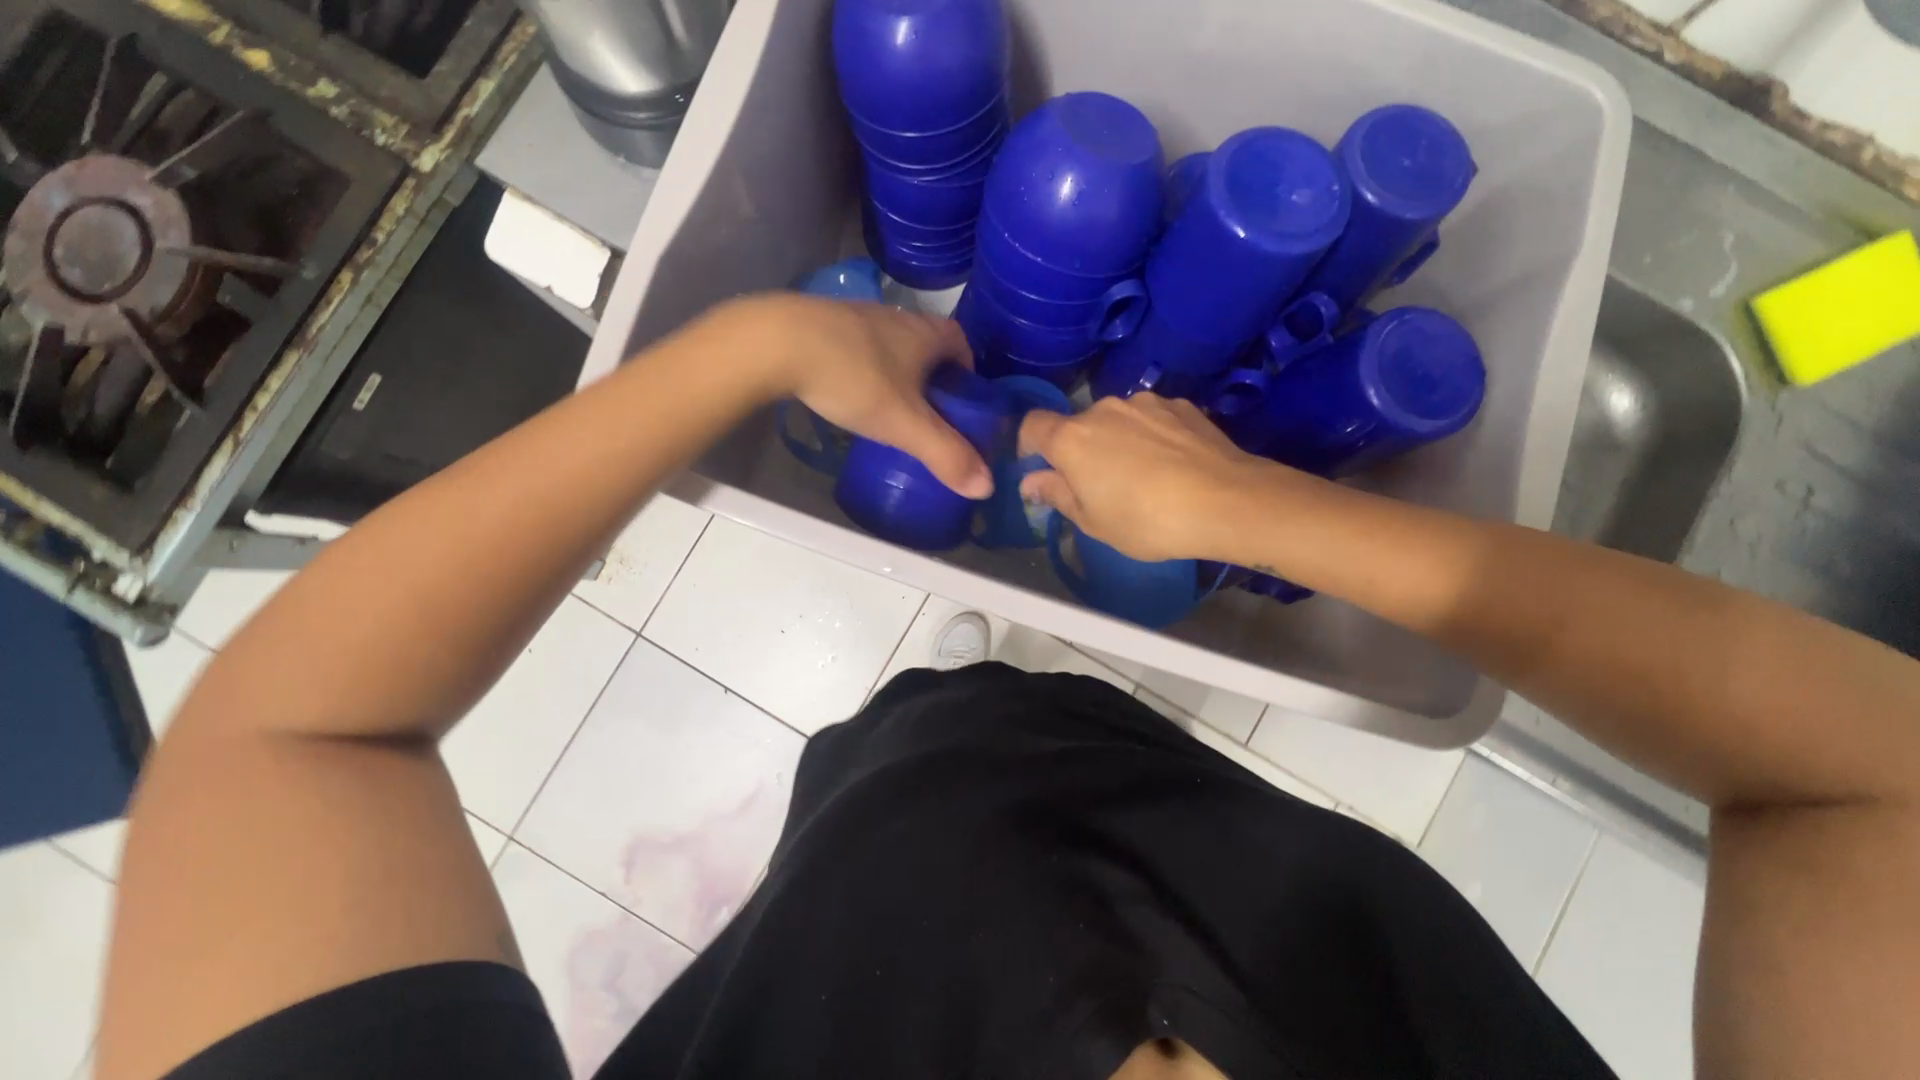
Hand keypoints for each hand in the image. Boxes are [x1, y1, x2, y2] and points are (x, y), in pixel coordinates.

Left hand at [719, 293, 991, 497]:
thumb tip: (986, 487)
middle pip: (925, 343)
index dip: (967, 370)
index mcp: (925, 333)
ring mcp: (855, 315)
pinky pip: (853, 345)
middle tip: (926, 412)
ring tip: (886, 406)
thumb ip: (946, 454)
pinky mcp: (820, 322)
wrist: (776, 343)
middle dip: (931, 374)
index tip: (962, 400)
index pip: (961, 342)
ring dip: (894, 370)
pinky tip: (844, 391)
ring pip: (888, 343)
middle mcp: (895, 316)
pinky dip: (859, 366)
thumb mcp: (905, 425)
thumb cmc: (853, 378)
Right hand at [1019, 394, 1276, 561]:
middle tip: (1101, 486)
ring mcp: (1145, 403)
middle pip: (1078, 425)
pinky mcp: (1181, 405)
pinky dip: (1152, 436)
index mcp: (1072, 438)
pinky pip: (1152, 419)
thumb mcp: (1094, 522)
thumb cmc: (1147, 520)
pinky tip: (1172, 464)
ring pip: (1117, 420)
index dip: (1029, 445)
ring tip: (1144, 476)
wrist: (1226, 501)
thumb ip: (1058, 495)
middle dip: (1081, 450)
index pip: (1032, 425)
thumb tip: (1031, 481)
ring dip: (1119, 441)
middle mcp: (1103, 410)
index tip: (1040, 469)